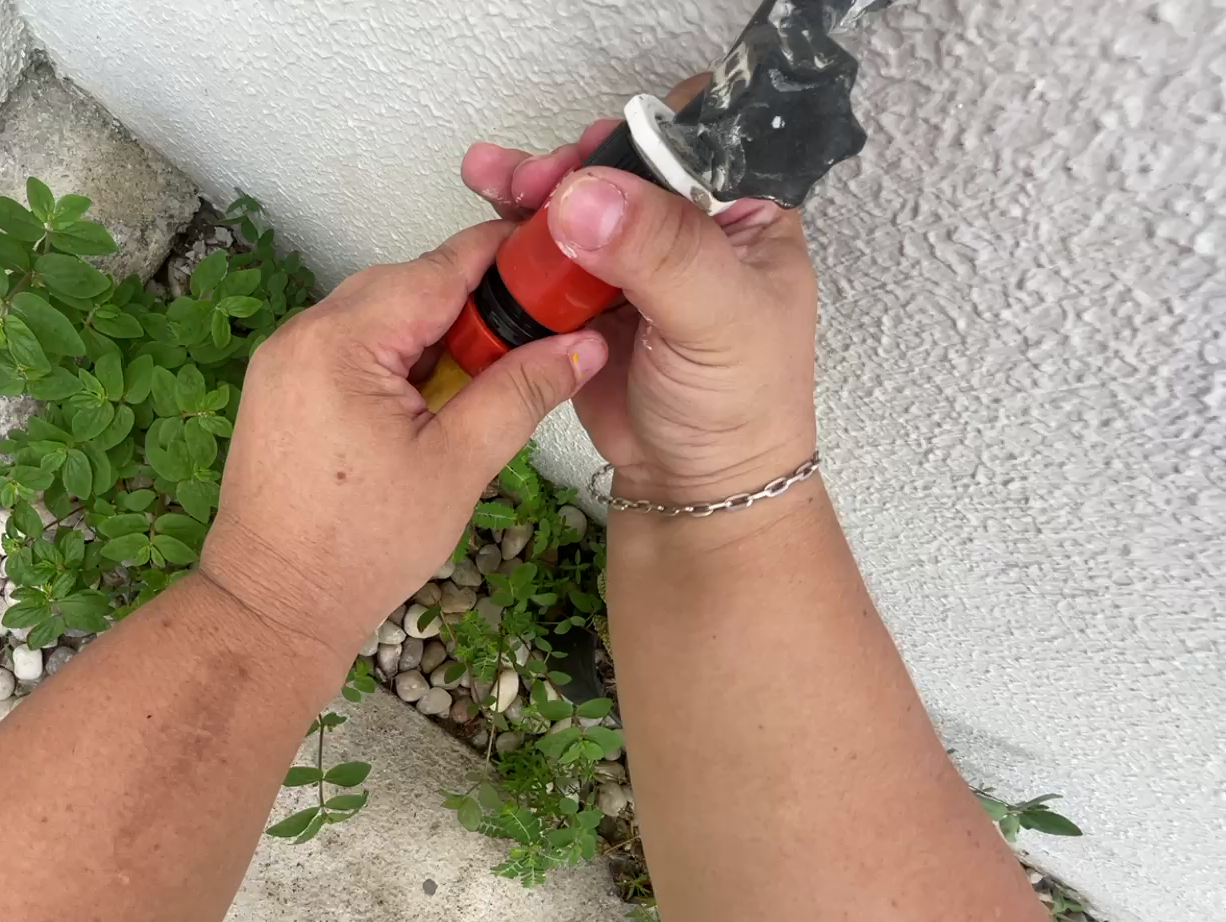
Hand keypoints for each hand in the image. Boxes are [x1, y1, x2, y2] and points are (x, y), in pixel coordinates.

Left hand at [198, 223, 607, 655]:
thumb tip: (583, 345)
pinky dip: (393, 361)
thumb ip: (521, 393)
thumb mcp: (457, 466)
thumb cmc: (363, 548)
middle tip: (524, 344)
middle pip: (404, 287)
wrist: (275, 605)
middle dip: (469, 307)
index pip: (438, 268)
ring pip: (375, 318)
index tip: (556, 268)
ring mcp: (282, 362)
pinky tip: (422, 403)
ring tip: (475, 384)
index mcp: (340, 342)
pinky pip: (347, 350)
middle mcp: (300, 335)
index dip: (505, 260)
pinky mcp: (279, 391)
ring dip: (431, 338)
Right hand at [460, 75, 819, 504]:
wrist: (686, 479)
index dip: (638, 138)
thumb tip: (583, 196)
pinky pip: (544, 260)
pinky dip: (512, 242)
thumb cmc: (732, 401)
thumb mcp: (715, 320)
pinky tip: (487, 215)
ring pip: (575, 208)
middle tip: (531, 181)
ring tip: (487, 176)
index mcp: (738, 213)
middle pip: (619, 168)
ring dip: (529, 190)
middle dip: (570, 164)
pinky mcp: (581, 300)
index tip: (592, 154)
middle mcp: (681, 227)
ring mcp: (626, 264)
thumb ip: (659, 254)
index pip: (691, 142)